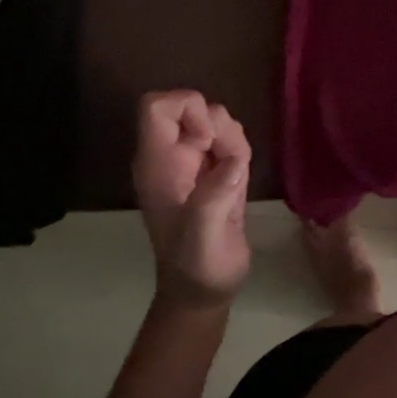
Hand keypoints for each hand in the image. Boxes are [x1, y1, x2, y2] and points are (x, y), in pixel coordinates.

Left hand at [132, 91, 251, 307]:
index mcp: (157, 164)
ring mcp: (193, 160)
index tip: (205, 138)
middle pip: (191, 106)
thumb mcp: (202, 237)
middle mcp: (172, 155)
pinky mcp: (214, 168)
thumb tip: (232, 163)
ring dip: (232, 138)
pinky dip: (240, 149)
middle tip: (226, 161)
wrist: (205, 292)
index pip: (156, 107)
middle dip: (217, 125)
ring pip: (214, 118)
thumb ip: (212, 199)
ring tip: (235, 175)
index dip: (185, 107)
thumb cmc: (196, 267)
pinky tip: (240, 178)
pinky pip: (228, 137)